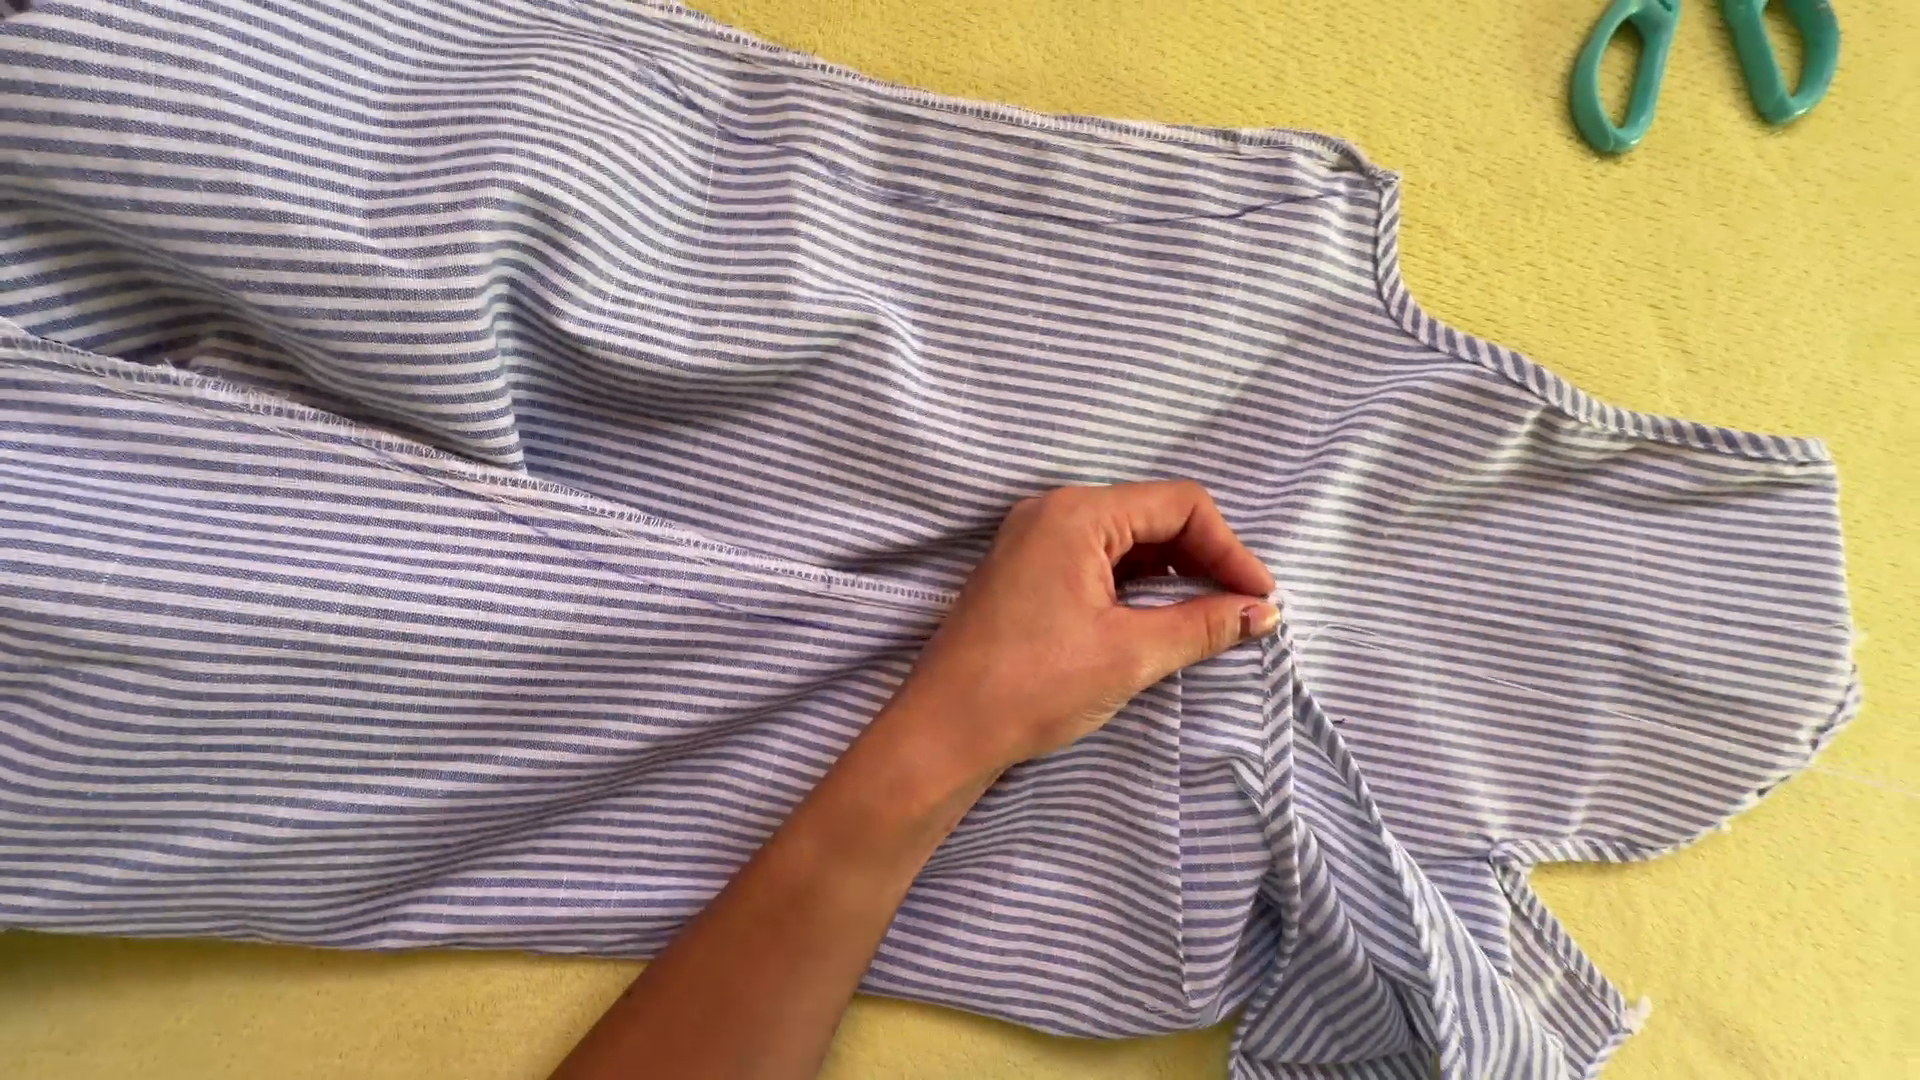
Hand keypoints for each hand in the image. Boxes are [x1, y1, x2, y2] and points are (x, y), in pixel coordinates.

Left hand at [883, 481, 1278, 776]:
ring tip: (1207, 617)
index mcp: (1076, 514)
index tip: (1261, 599)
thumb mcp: (1129, 654)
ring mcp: (1032, 540)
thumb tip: (1260, 611)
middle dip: (1203, 558)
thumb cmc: (1031, 685)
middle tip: (1241, 610)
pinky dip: (1134, 584)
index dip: (1230, 549)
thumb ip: (1202, 624)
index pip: (1179, 505)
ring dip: (1171, 573)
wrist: (943, 730)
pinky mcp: (1024, 572)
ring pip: (1124, 541)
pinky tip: (1157, 616)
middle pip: (1151, 516)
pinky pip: (1094, 561)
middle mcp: (1051, 512)